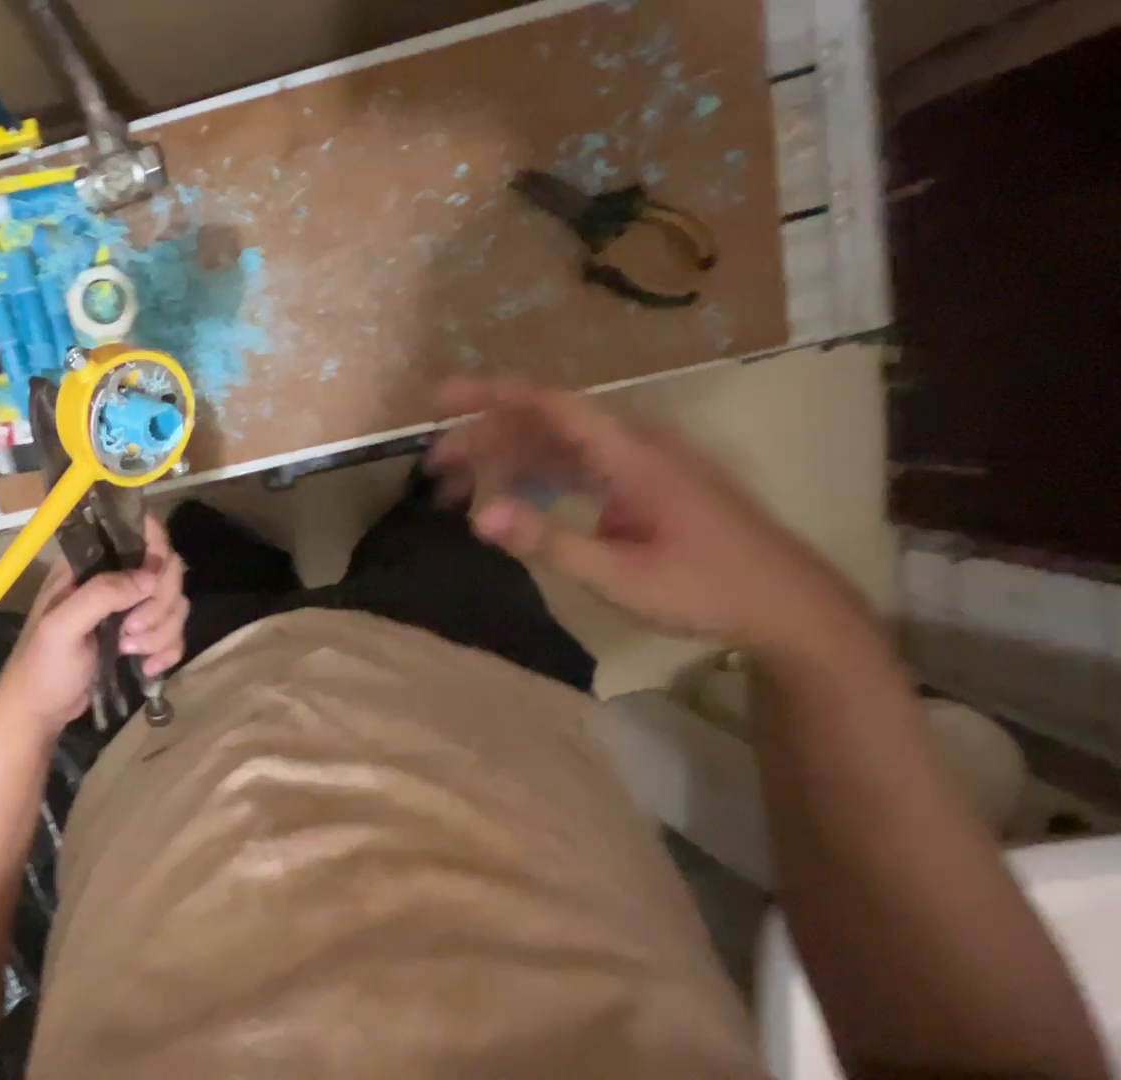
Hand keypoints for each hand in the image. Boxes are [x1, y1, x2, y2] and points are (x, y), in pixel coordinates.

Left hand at [0, 515, 187, 738]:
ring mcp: (128, 607)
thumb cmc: (42, 666)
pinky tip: (147, 667)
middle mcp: (112, 577)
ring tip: (131, 652)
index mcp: (88, 563)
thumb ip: (102, 595)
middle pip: (165, 569)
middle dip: (159, 605)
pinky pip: (173, 630)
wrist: (40, 712)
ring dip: (162, 631)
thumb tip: (150, 577)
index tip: (151, 583)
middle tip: (132, 631)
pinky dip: (167, 649)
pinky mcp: (140, 634)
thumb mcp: (62, 627)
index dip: (155, 550)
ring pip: (174, 602)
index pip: (136, 531)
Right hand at [426, 376, 865, 650]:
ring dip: (506, 461)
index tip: (439, 399)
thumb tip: (477, 516)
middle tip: (433, 469)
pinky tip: (512, 501)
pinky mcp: (645, 483)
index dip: (490, 395)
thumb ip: (545, 540)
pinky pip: (577, 465)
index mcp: (629, 453)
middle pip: (544, 423)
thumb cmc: (705, 588)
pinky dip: (536, 477)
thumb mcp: (617, 574)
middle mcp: (633, 444)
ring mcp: (640, 463)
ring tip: (458, 492)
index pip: (549, 404)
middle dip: (484, 439)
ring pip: (557, 445)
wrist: (788, 606)